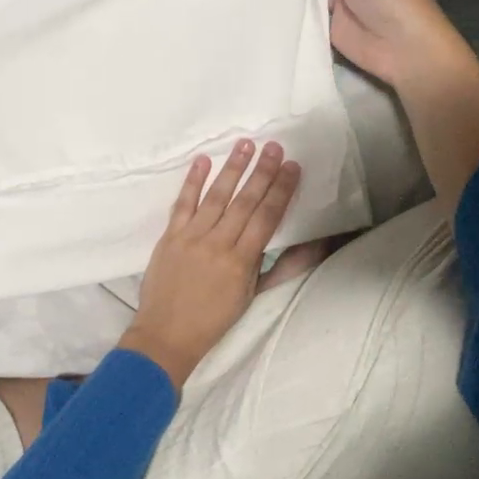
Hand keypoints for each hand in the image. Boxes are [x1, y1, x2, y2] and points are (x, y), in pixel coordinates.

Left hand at [118, 139, 301, 388]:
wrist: (166, 334)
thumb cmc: (214, 319)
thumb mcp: (252, 296)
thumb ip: (280, 268)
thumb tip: (312, 246)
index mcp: (241, 261)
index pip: (266, 217)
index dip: (281, 190)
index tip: (292, 167)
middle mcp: (217, 244)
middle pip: (244, 201)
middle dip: (262, 172)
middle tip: (274, 147)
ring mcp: (191, 238)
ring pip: (216, 197)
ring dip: (231, 169)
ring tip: (245, 144)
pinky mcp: (169, 236)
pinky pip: (182, 204)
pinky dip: (192, 182)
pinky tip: (203, 161)